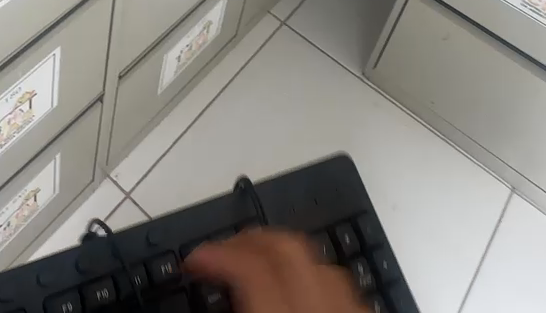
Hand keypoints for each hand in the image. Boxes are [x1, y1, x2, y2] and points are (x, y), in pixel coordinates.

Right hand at [186, 228, 368, 312]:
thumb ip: (234, 305)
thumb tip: (211, 285)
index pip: (251, 266)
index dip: (216, 252)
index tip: (194, 257)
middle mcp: (324, 308)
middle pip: (287, 248)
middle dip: (247, 239)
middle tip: (219, 251)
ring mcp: (351, 311)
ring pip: (320, 258)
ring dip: (281, 248)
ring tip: (253, 259)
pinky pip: (343, 282)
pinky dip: (316, 271)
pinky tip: (300, 283)